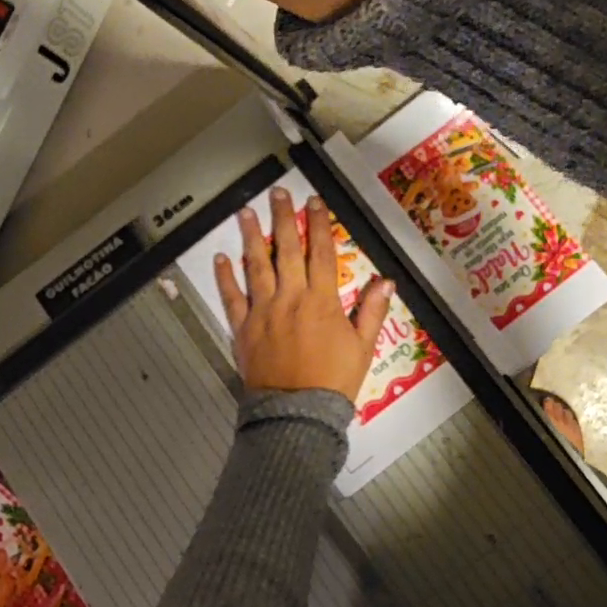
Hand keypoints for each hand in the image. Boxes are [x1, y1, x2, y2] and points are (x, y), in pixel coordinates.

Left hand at [214, 188, 393, 398]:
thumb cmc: (334, 381)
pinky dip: (225, 278)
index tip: (313, 202)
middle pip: (287, 250)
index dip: (319, 225)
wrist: (297, 414)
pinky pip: (232, 298)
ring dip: (250, 237)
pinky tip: (220, 259)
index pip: (321, 253)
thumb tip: (386, 280)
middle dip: (283, 218)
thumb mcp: (362, 347)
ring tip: (244, 212)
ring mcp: (263, 311)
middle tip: (277, 193)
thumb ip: (371, 312)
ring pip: (256, 266)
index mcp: (322, 300)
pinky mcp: (243, 328)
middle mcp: (290, 298)